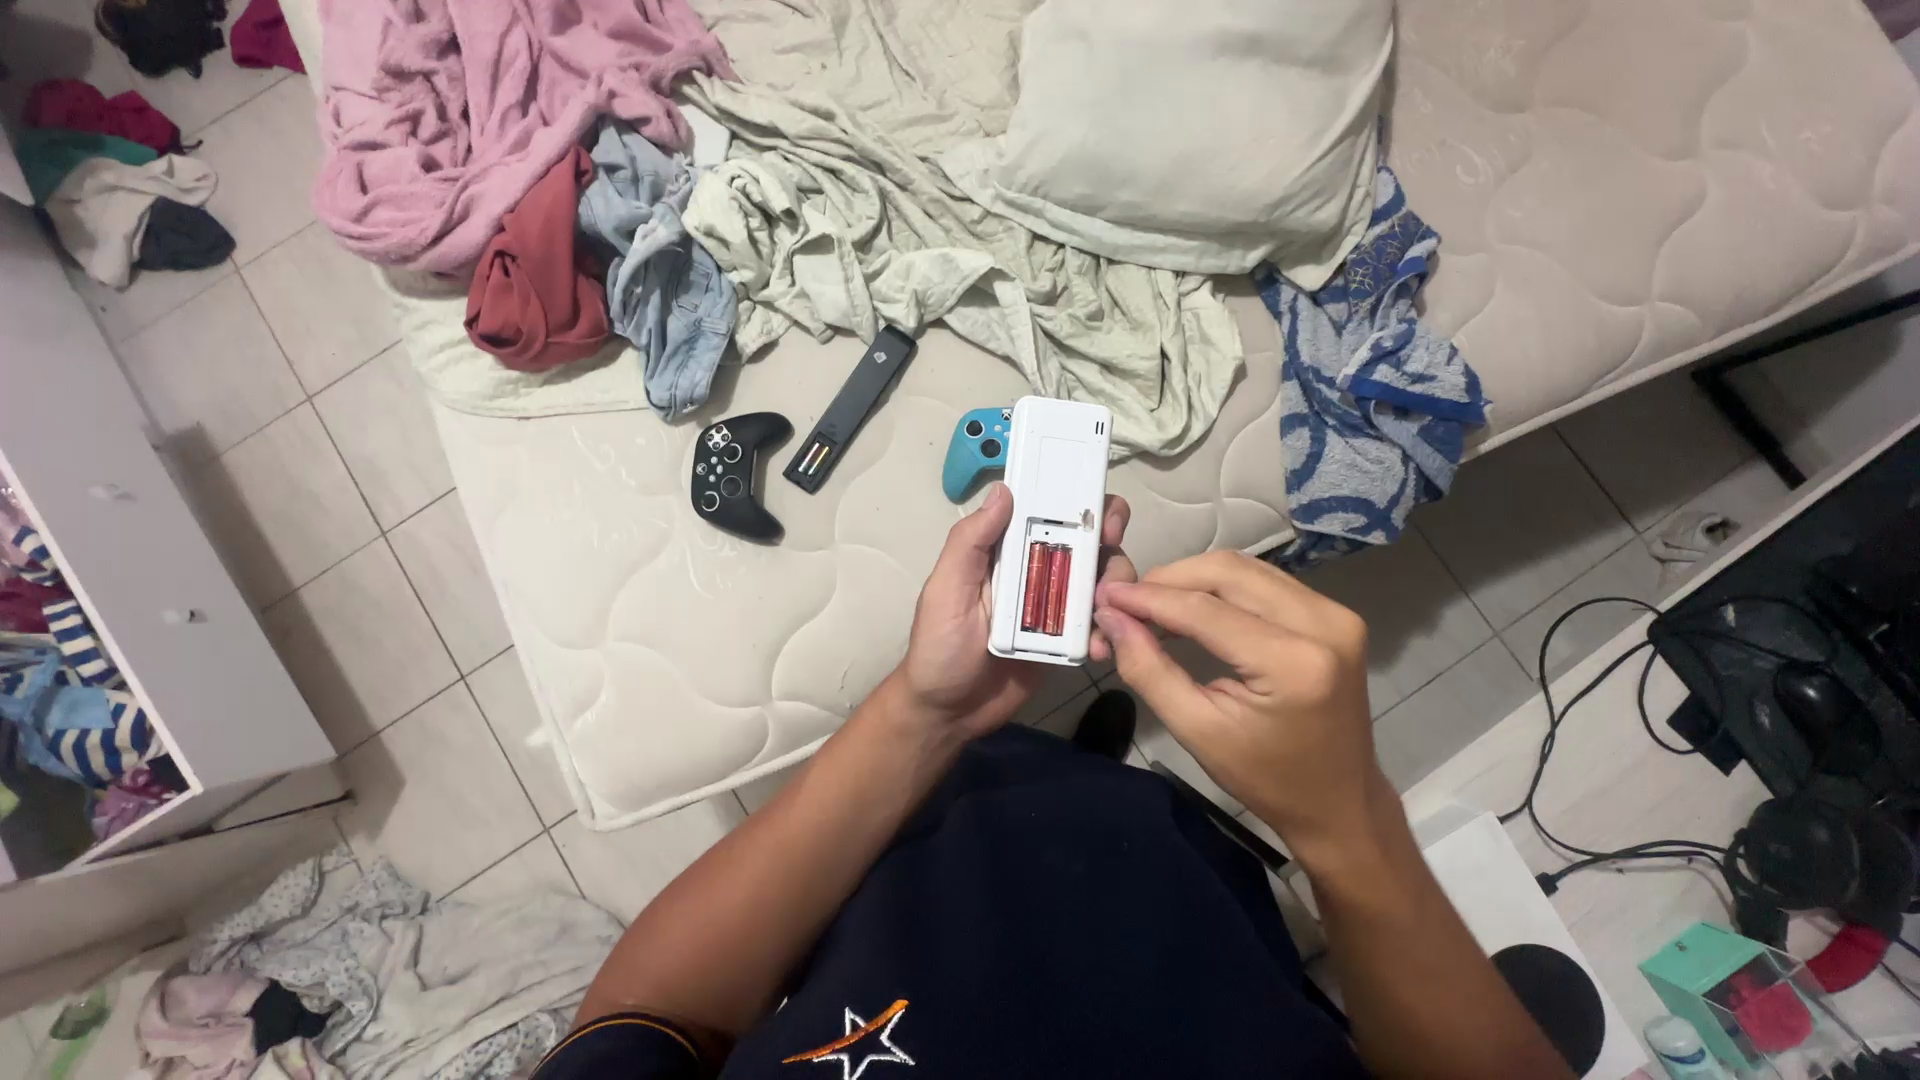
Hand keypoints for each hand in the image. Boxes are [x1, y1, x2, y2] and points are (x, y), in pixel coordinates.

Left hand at [894, 483, 1132, 738]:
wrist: (949, 712)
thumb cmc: (939, 646)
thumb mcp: (945, 589)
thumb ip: (969, 541)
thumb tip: (1004, 491)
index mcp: (1007, 550)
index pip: (1050, 511)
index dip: (1083, 503)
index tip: (1100, 518)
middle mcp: (1037, 569)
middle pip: (1089, 540)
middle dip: (1110, 544)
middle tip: (1110, 566)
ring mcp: (1056, 606)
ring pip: (1102, 580)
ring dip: (1115, 589)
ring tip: (1106, 612)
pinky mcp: (1068, 641)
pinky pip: (1101, 625)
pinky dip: (1110, 631)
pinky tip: (1101, 648)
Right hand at [1092, 551, 1389, 863]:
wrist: (1340, 803)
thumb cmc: (1266, 778)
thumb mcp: (1197, 730)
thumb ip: (1148, 670)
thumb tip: (1110, 618)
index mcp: (1294, 663)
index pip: (1204, 610)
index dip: (1148, 598)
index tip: (1105, 596)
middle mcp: (1323, 624)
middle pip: (1227, 572)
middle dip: (1168, 579)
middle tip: (1125, 600)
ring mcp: (1335, 614)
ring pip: (1245, 569)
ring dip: (1192, 578)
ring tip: (1151, 604)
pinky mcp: (1334, 614)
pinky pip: (1264, 581)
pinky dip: (1220, 587)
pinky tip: (1189, 607)